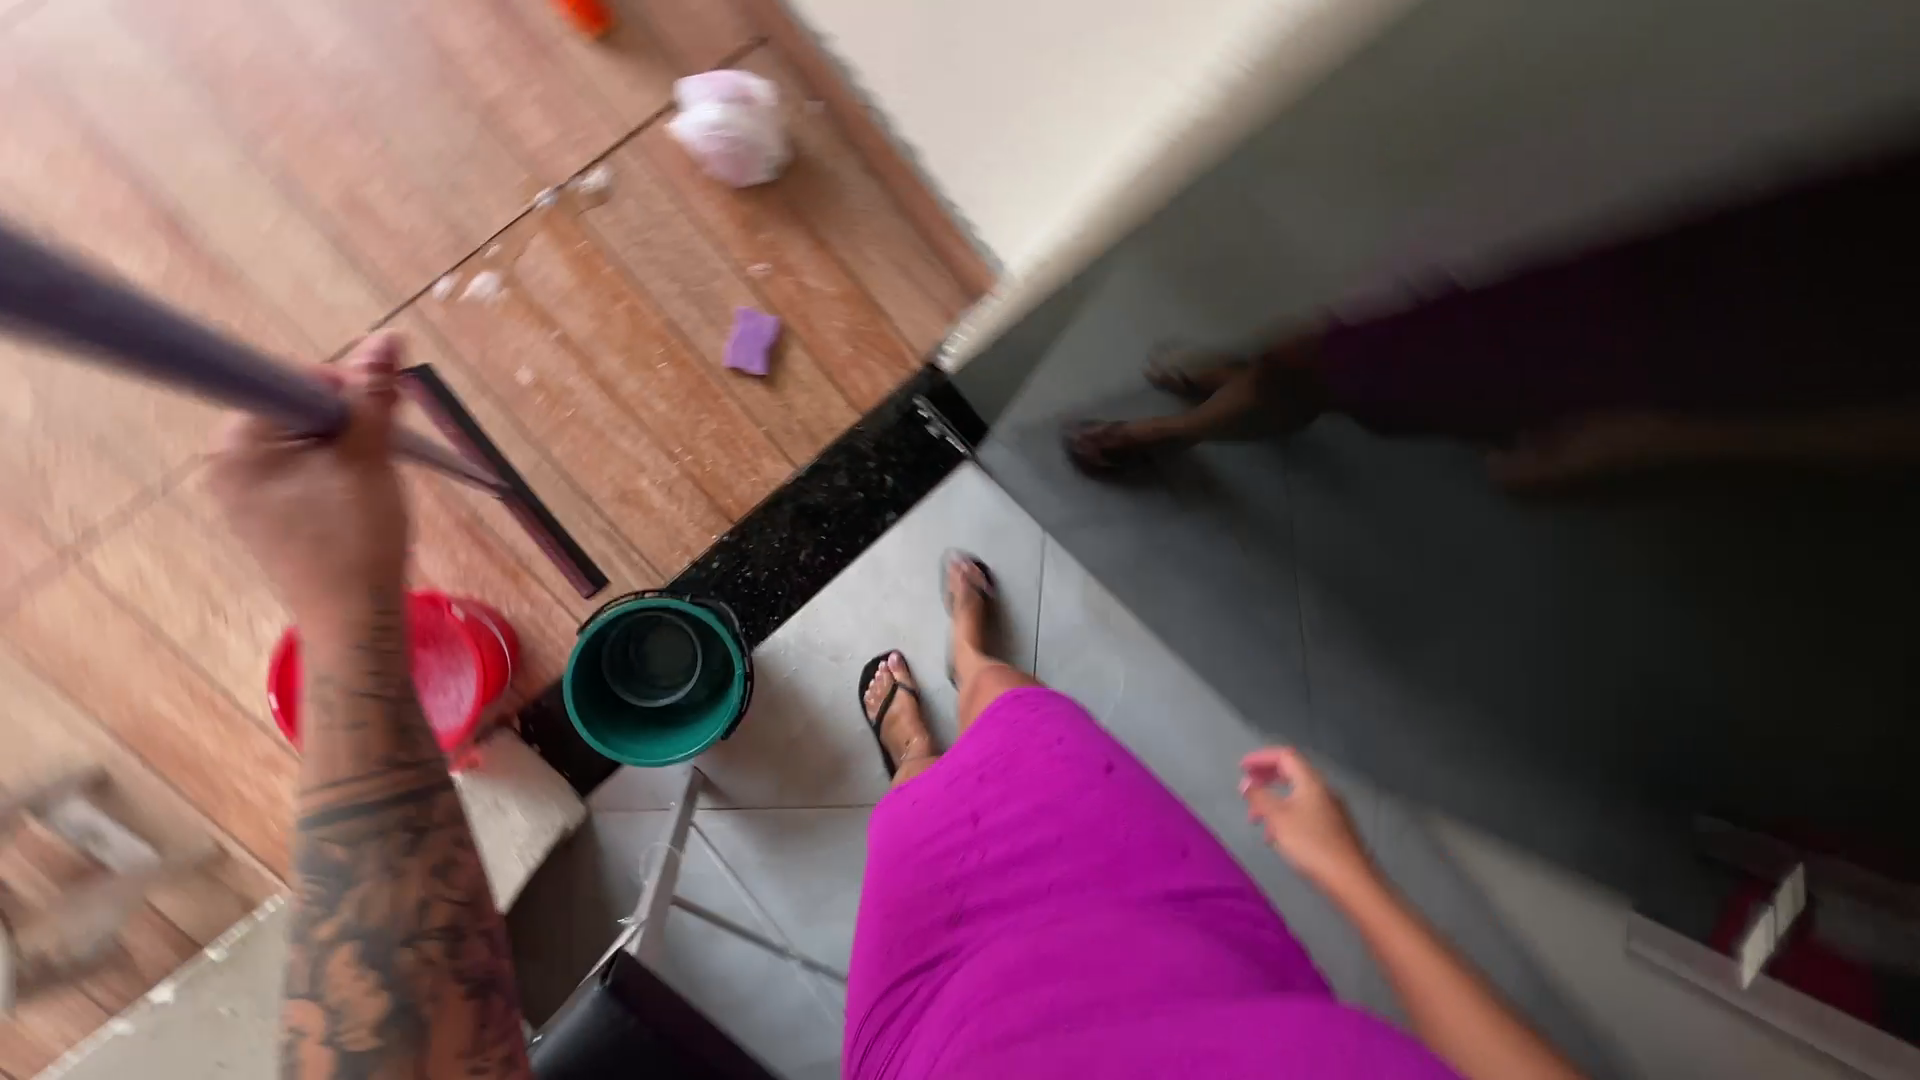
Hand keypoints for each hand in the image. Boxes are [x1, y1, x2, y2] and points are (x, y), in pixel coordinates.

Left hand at [207, 332, 409, 632]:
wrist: (354, 617)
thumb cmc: (359, 538)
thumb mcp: (371, 461)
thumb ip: (373, 398)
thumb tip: (386, 337)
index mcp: (238, 446)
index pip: (281, 382)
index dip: (337, 386)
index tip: (379, 408)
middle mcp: (227, 463)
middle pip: (291, 409)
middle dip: (347, 418)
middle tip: (389, 443)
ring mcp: (245, 492)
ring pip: (302, 440)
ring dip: (347, 444)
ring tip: (379, 473)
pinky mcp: (268, 514)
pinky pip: (301, 470)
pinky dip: (337, 469)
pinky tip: (363, 492)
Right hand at [1241, 747, 1376, 895]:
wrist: (1352, 881)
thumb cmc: (1311, 844)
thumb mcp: (1278, 818)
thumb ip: (1259, 797)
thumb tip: (1246, 782)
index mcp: (1311, 782)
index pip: (1285, 756)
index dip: (1261, 757)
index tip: (1242, 768)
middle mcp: (1323, 791)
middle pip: (1291, 773)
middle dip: (1266, 778)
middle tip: (1247, 788)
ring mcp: (1332, 810)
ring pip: (1297, 795)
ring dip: (1273, 800)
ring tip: (1256, 819)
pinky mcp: (1334, 829)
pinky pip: (1305, 811)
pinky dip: (1286, 815)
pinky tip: (1277, 837)